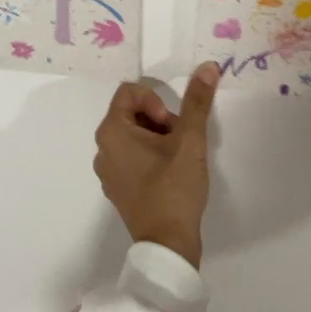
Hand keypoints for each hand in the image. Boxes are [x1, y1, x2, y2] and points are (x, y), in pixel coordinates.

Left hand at [92, 62, 219, 267]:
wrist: (167, 245)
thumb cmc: (174, 188)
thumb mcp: (190, 140)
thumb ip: (197, 101)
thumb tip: (208, 66)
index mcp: (111, 131)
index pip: (129, 92)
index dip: (154, 100)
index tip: (172, 124)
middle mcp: (102, 148)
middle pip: (130, 112)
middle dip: (158, 118)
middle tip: (179, 139)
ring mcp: (107, 170)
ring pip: (132, 135)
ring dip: (155, 136)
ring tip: (177, 157)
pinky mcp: (117, 188)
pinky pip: (130, 156)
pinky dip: (148, 155)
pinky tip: (168, 174)